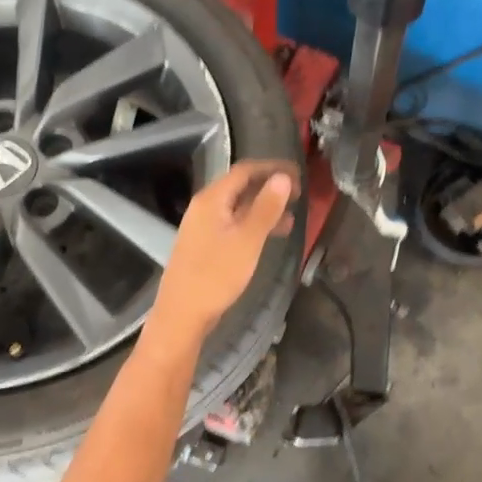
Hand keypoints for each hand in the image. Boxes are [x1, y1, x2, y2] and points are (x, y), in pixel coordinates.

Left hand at [149, 160, 297, 339]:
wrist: (182, 314)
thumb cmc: (216, 275)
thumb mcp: (247, 240)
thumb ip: (266, 208)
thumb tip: (283, 178)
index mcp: (212, 199)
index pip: (245, 170)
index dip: (273, 168)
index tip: (299, 175)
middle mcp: (205, 207)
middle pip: (240, 186)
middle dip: (270, 188)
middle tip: (299, 196)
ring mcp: (203, 227)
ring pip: (238, 208)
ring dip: (264, 209)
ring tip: (291, 220)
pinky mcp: (205, 245)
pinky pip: (233, 225)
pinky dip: (254, 225)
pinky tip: (269, 238)